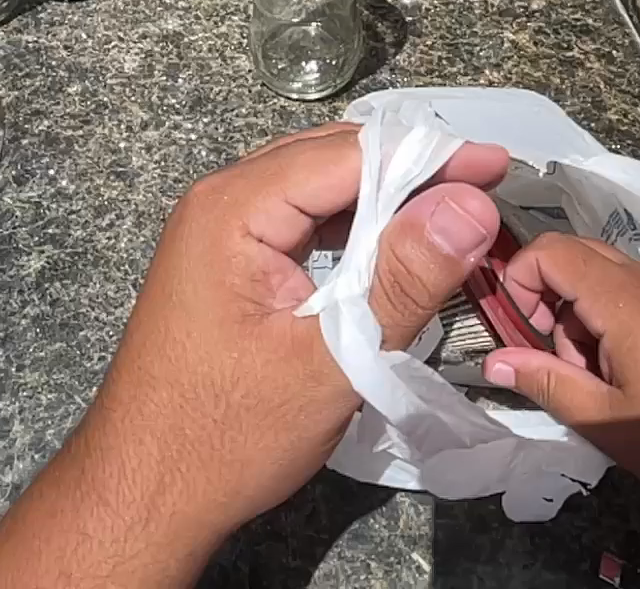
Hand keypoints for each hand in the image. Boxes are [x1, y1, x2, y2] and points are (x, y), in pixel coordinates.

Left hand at [0, 124, 509, 586]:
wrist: (143, 486)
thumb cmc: (227, 433)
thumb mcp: (328, 361)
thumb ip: (401, 280)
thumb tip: (470, 205)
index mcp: (235, 207)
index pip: (345, 154)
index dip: (425, 153)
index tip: (496, 163)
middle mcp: (222, 198)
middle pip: (328, 158)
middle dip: (406, 167)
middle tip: (482, 184)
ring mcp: (219, 224)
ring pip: (314, 185)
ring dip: (380, 194)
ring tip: (449, 207)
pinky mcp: (227, 254)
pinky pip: (297, 216)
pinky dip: (348, 223)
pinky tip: (388, 241)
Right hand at [482, 220, 639, 588]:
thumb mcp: (613, 423)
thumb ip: (548, 383)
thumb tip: (491, 362)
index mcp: (623, 300)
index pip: (549, 250)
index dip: (518, 280)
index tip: (521, 332)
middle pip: (576, 254)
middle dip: (546, 293)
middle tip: (550, 349)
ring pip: (606, 277)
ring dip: (580, 313)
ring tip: (594, 376)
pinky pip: (637, 299)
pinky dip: (612, 324)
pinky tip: (631, 380)